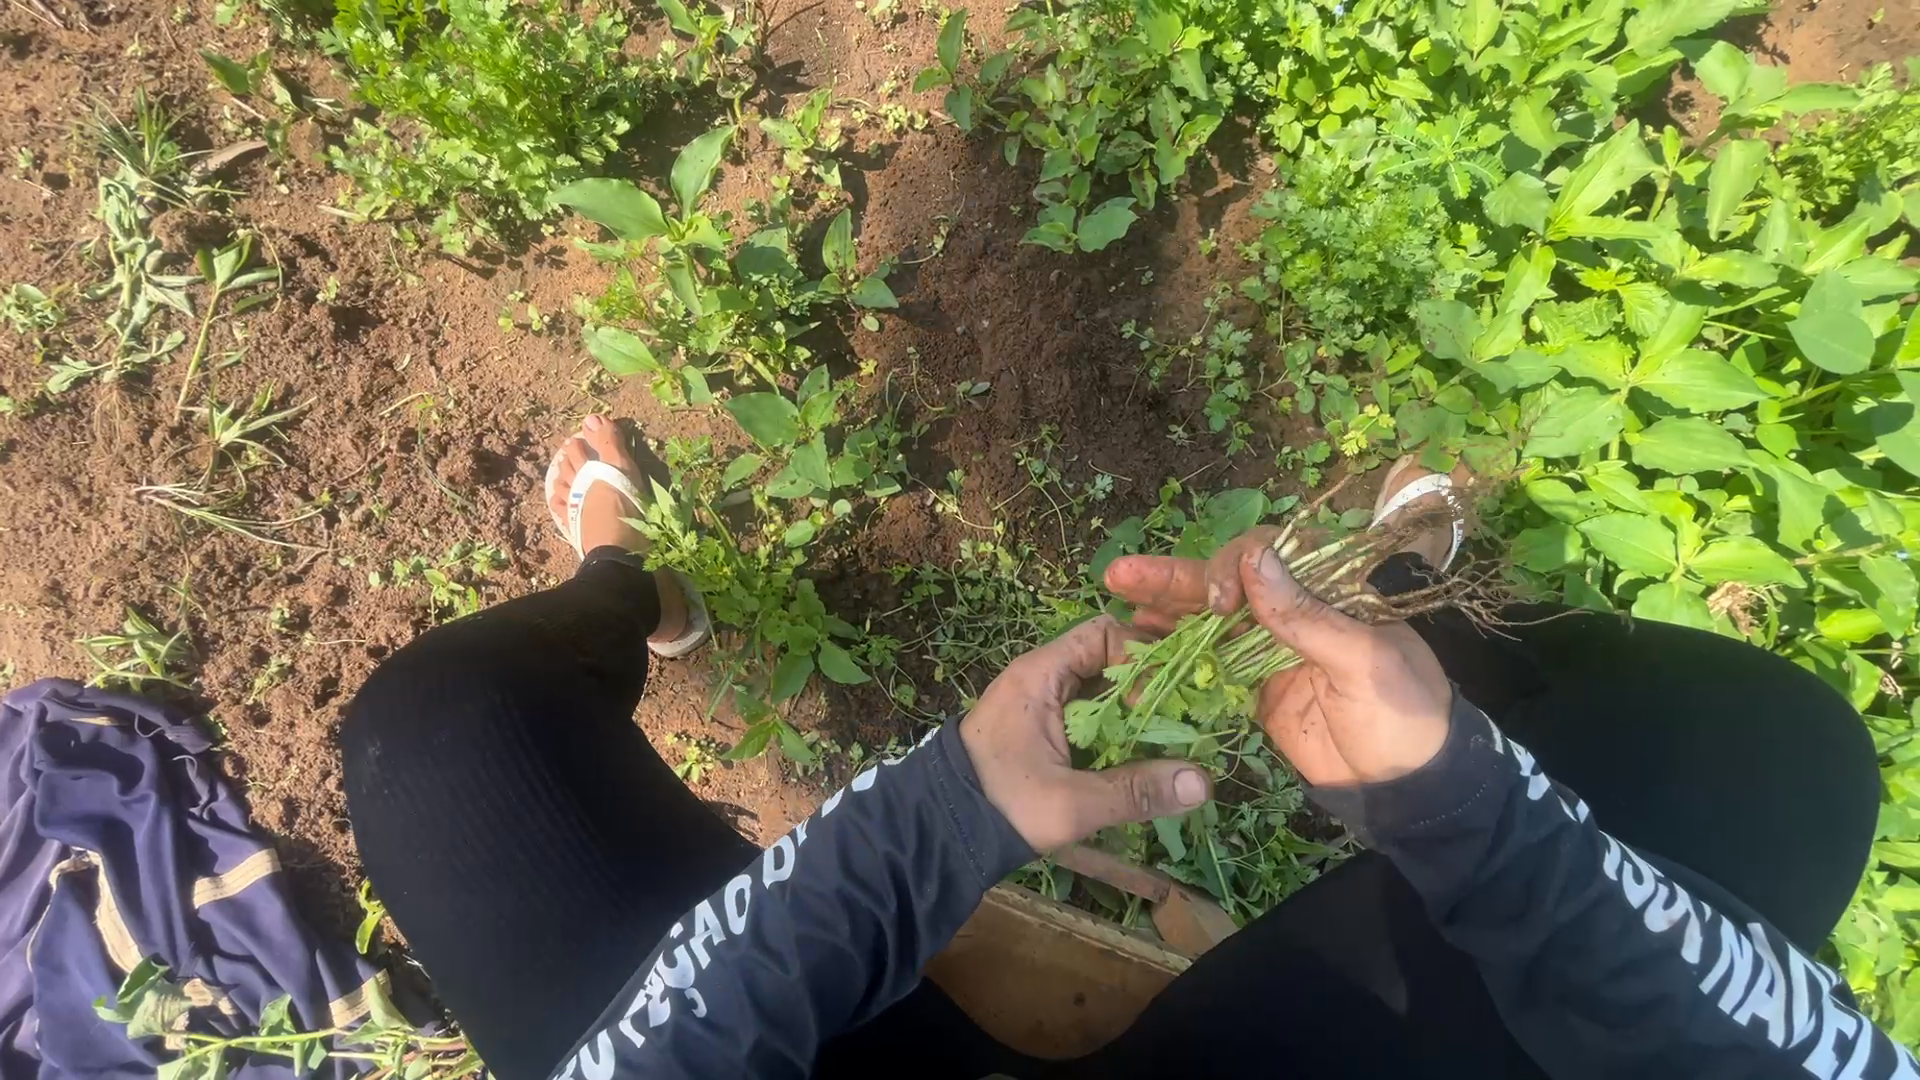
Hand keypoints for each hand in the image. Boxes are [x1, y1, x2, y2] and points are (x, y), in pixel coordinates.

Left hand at [960, 615, 1213, 850]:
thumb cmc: (1001, 804)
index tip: (1160, 701)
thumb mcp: (1070, 803)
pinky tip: (1137, 756)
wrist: (941, 827)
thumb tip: (1204, 783)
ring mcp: (1039, 702)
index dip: (1141, 659)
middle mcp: (1041, 676)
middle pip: (1106, 658)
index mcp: (1041, 674)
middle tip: (1179, 719)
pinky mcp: (1040, 727)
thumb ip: (1135, 791)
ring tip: (1168, 739)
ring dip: (1131, 710)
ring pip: (1098, 688)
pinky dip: (1113, 727)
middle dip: (1145, 686)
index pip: (1104, 634)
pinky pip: (1086, 712)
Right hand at [1105, 532, 1452, 787]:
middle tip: (1121, 574)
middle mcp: (1290, 610)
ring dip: (1161, 610)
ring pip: (1205, 620)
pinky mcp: (1249, 684)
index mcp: (1328, 591)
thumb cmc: (1403, 720)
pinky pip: (1204, 662)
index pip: (1266, 556)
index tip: (1217, 602)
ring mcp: (1265, 648)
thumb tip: (1254, 559)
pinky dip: (1171, 655)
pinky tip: (1136, 645)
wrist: (1406, 791)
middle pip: (1223, 583)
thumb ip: (1308, 615)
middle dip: (1172, 578)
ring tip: (1116, 601)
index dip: (1231, 567)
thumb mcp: (1366, 664)